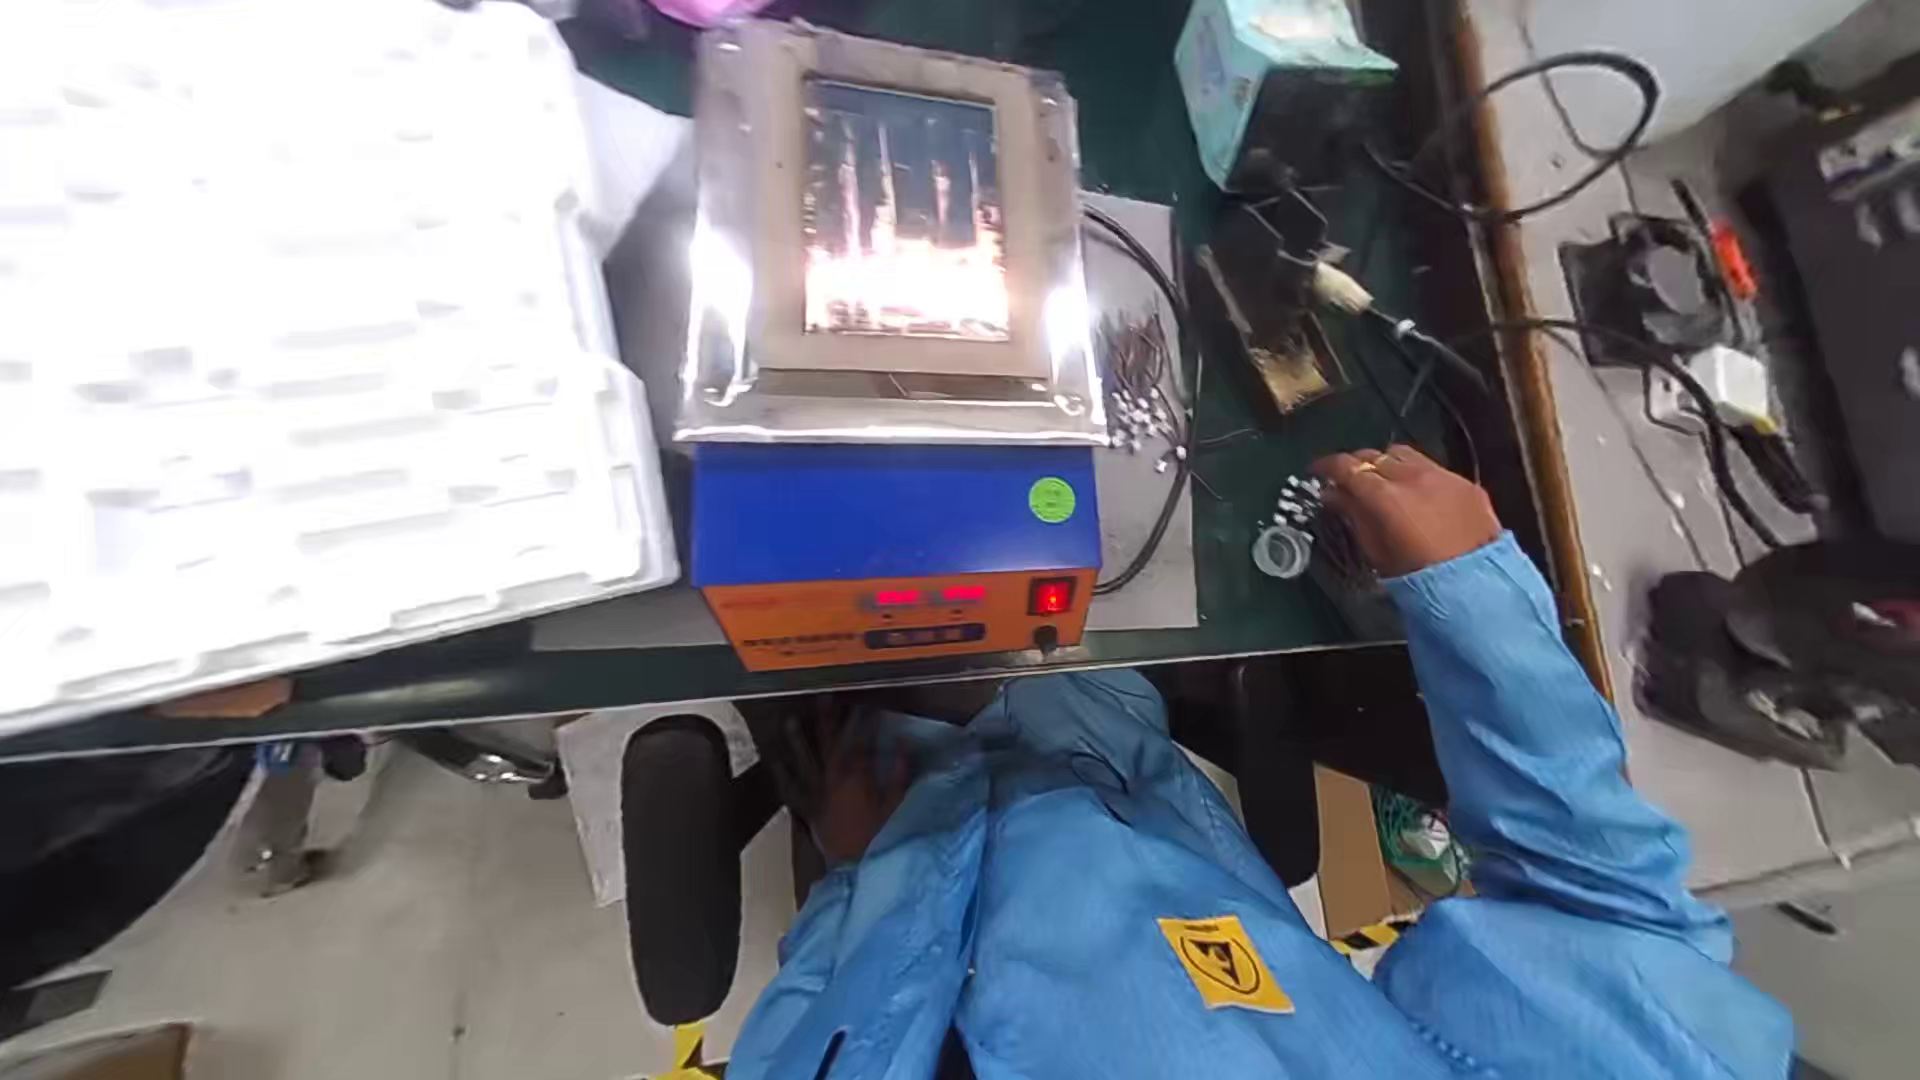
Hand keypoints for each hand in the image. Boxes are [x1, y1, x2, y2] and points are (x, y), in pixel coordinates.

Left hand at [767, 701, 909, 864]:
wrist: (856, 871)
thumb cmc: (880, 836)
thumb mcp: (897, 803)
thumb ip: (900, 771)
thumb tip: (903, 742)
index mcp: (856, 776)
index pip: (860, 740)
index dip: (863, 721)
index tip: (867, 704)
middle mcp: (832, 779)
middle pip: (829, 743)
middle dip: (828, 719)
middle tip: (825, 697)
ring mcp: (817, 794)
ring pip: (805, 761)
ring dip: (797, 739)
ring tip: (789, 719)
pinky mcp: (807, 809)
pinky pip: (790, 790)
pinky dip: (782, 774)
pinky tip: (774, 760)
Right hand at [1310, 444, 1500, 576]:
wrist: (1473, 584)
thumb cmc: (1412, 571)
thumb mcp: (1371, 545)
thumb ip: (1350, 512)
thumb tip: (1332, 493)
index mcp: (1383, 495)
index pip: (1346, 466)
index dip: (1326, 465)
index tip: (1316, 471)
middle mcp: (1412, 477)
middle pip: (1373, 455)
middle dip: (1354, 464)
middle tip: (1345, 479)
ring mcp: (1442, 476)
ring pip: (1402, 454)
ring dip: (1384, 462)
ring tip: (1379, 478)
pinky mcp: (1465, 482)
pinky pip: (1430, 466)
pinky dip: (1412, 471)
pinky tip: (1412, 491)